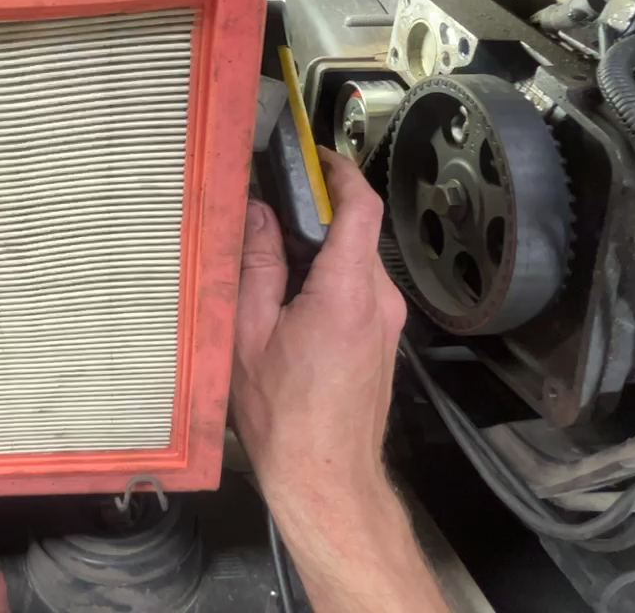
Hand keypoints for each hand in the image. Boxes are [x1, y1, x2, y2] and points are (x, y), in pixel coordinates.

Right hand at [232, 147, 406, 505]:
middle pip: (354, 229)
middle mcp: (378, 301)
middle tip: (266, 208)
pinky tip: (284, 294)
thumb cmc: (283, 415)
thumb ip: (257, 264)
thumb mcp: (249, 332)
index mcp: (347, 294)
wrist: (325, 478)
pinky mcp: (380, 336)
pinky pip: (356, 284)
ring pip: (352, 258)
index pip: (361, 208)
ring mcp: (385, 321)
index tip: (314, 155)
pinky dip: (323, 273)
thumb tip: (259, 213)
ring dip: (314, 246)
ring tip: (265, 259)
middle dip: (312, 211)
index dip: (340, 171)